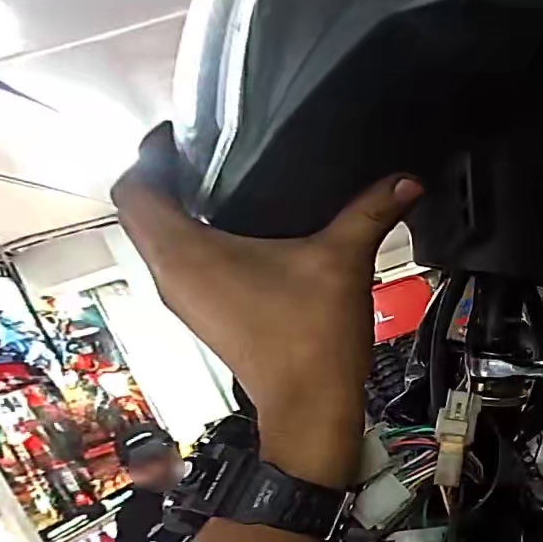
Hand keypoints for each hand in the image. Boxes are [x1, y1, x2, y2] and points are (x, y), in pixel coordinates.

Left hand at [110, 128, 421, 485]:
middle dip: (172, 179)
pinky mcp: (208, 318)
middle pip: (144, 213)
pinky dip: (204, 245)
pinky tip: (251, 239)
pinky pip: (188, 268)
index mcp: (186, 254)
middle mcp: (172, 276)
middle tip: (219, 154)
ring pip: (164, 243)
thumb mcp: (342, 262)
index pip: (134, 186)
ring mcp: (187, 302)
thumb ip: (371, 214)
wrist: (312, 408)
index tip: (188, 134)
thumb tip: (408, 181)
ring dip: (187, 214)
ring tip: (235, 188)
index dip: (152, 152)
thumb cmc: (312, 337)